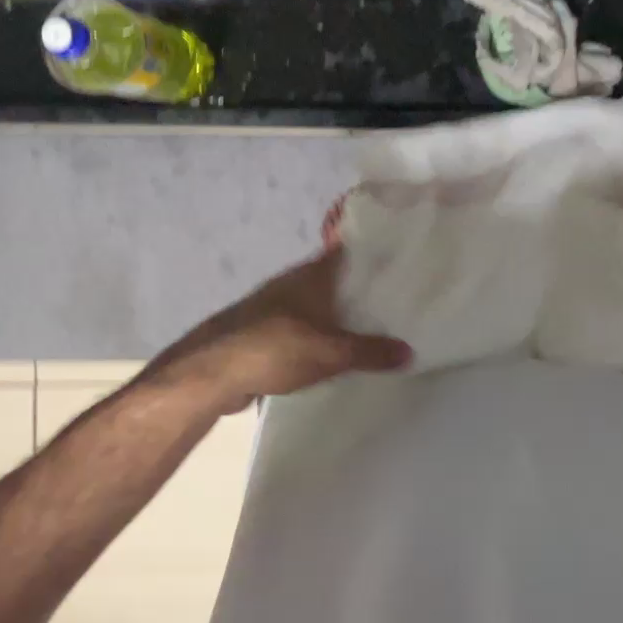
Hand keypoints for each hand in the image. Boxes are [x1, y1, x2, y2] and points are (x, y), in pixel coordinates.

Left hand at [143, 249, 412, 413]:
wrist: (212, 372)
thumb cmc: (276, 347)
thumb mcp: (332, 353)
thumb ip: (371, 351)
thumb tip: (410, 351)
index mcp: (312, 275)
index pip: (347, 250)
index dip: (371, 250)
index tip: (398, 256)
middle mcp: (293, 282)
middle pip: (332, 277)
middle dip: (358, 286)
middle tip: (393, 296)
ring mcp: (274, 305)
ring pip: (315, 302)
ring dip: (335, 311)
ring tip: (368, 324)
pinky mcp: (262, 330)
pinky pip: (300, 325)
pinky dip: (317, 332)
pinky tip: (331, 349)